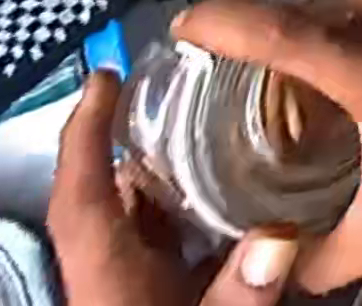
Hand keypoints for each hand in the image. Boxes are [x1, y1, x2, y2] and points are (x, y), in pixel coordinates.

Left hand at [48, 72, 300, 305]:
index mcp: (107, 285)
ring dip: (172, 162)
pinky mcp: (163, 294)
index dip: (84, 134)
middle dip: (142, 134)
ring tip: (220, 114)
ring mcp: (138, 286)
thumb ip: (239, 301)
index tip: (104, 77)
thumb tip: (281, 234)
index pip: (80, 198)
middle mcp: (116, 277)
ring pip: (145, 211)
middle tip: (191, 81)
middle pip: (115, 192)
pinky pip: (173, 233)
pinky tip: (237, 179)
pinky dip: (195, 198)